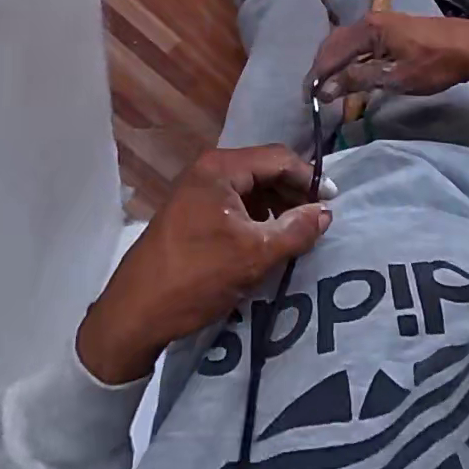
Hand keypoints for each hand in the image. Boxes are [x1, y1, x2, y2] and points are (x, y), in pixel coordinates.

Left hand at [76, 146, 331, 383]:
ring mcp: (196, 190)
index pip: (277, 158)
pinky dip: (255, 219)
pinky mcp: (191, 212)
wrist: (135, 310)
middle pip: (263, 170)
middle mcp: (207, 170)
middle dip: (292, 193)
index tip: (333, 204)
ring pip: (249, 189)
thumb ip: (295, 229)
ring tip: (297, 235)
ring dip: (275, 207)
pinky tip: (268, 242)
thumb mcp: (254, 254)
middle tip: (317, 222)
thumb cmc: (196, 275)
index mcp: (220, 168)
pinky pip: (233, 204)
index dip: (308, 178)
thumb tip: (326, 212)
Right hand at [308, 10, 468, 101]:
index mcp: (367, 28)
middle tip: (314, 94)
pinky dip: (348, 59)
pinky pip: (359, 43)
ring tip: (328, 86)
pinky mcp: (391, 30)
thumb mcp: (395, 77)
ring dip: (334, 64)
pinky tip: (349, 72)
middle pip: (334, 44)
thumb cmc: (435, 63)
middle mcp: (369, 20)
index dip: (317, 75)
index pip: (330, 52)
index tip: (309, 98)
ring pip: (346, 43)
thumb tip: (324, 89)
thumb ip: (358, 80)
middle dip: (322, 68)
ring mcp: (381, 23)